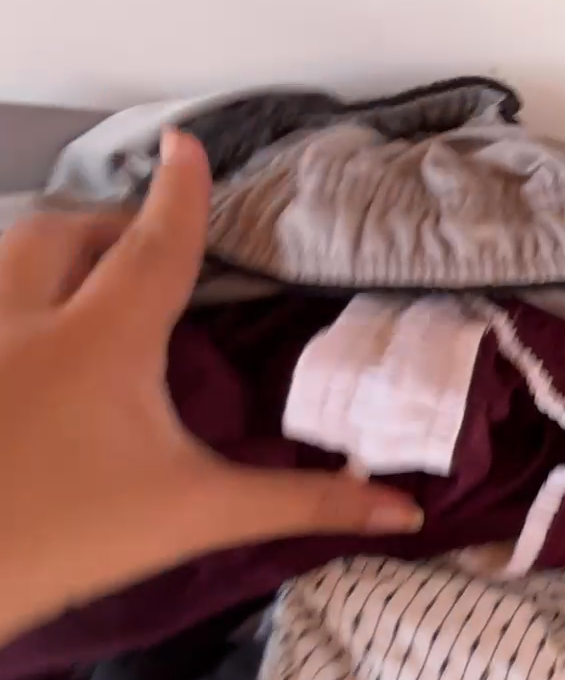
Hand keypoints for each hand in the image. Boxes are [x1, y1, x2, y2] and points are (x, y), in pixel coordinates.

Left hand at [0, 128, 421, 640]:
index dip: (179, 198)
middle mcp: (16, 327)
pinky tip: (42, 331)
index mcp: (95, 345)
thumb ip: (308, 503)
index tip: (189, 145)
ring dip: (54, 250)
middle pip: (54, 234)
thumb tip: (409, 512)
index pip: (153, 253)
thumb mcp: (202, 514)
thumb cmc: (63, 533)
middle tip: (159, 240)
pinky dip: (16, 293)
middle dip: (109, 222)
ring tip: (100, 272)